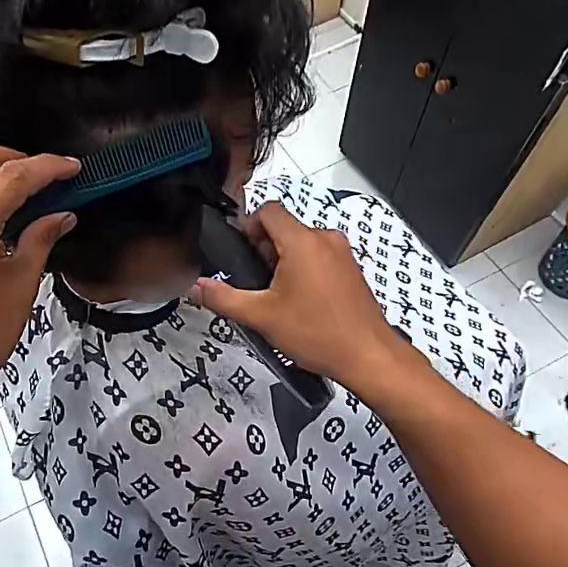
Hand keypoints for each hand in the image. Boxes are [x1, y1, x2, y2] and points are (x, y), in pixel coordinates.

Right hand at [192, 202, 420, 391]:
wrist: (367, 355)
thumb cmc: (324, 335)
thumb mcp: (262, 317)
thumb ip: (224, 298)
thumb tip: (201, 287)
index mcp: (303, 242)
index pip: (268, 210)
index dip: (248, 225)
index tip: (242, 248)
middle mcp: (326, 241)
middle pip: (285, 228)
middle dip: (265, 250)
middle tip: (257, 281)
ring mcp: (343, 255)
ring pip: (304, 245)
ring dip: (285, 263)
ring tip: (279, 297)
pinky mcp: (352, 271)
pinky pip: (321, 259)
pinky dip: (307, 272)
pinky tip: (301, 304)